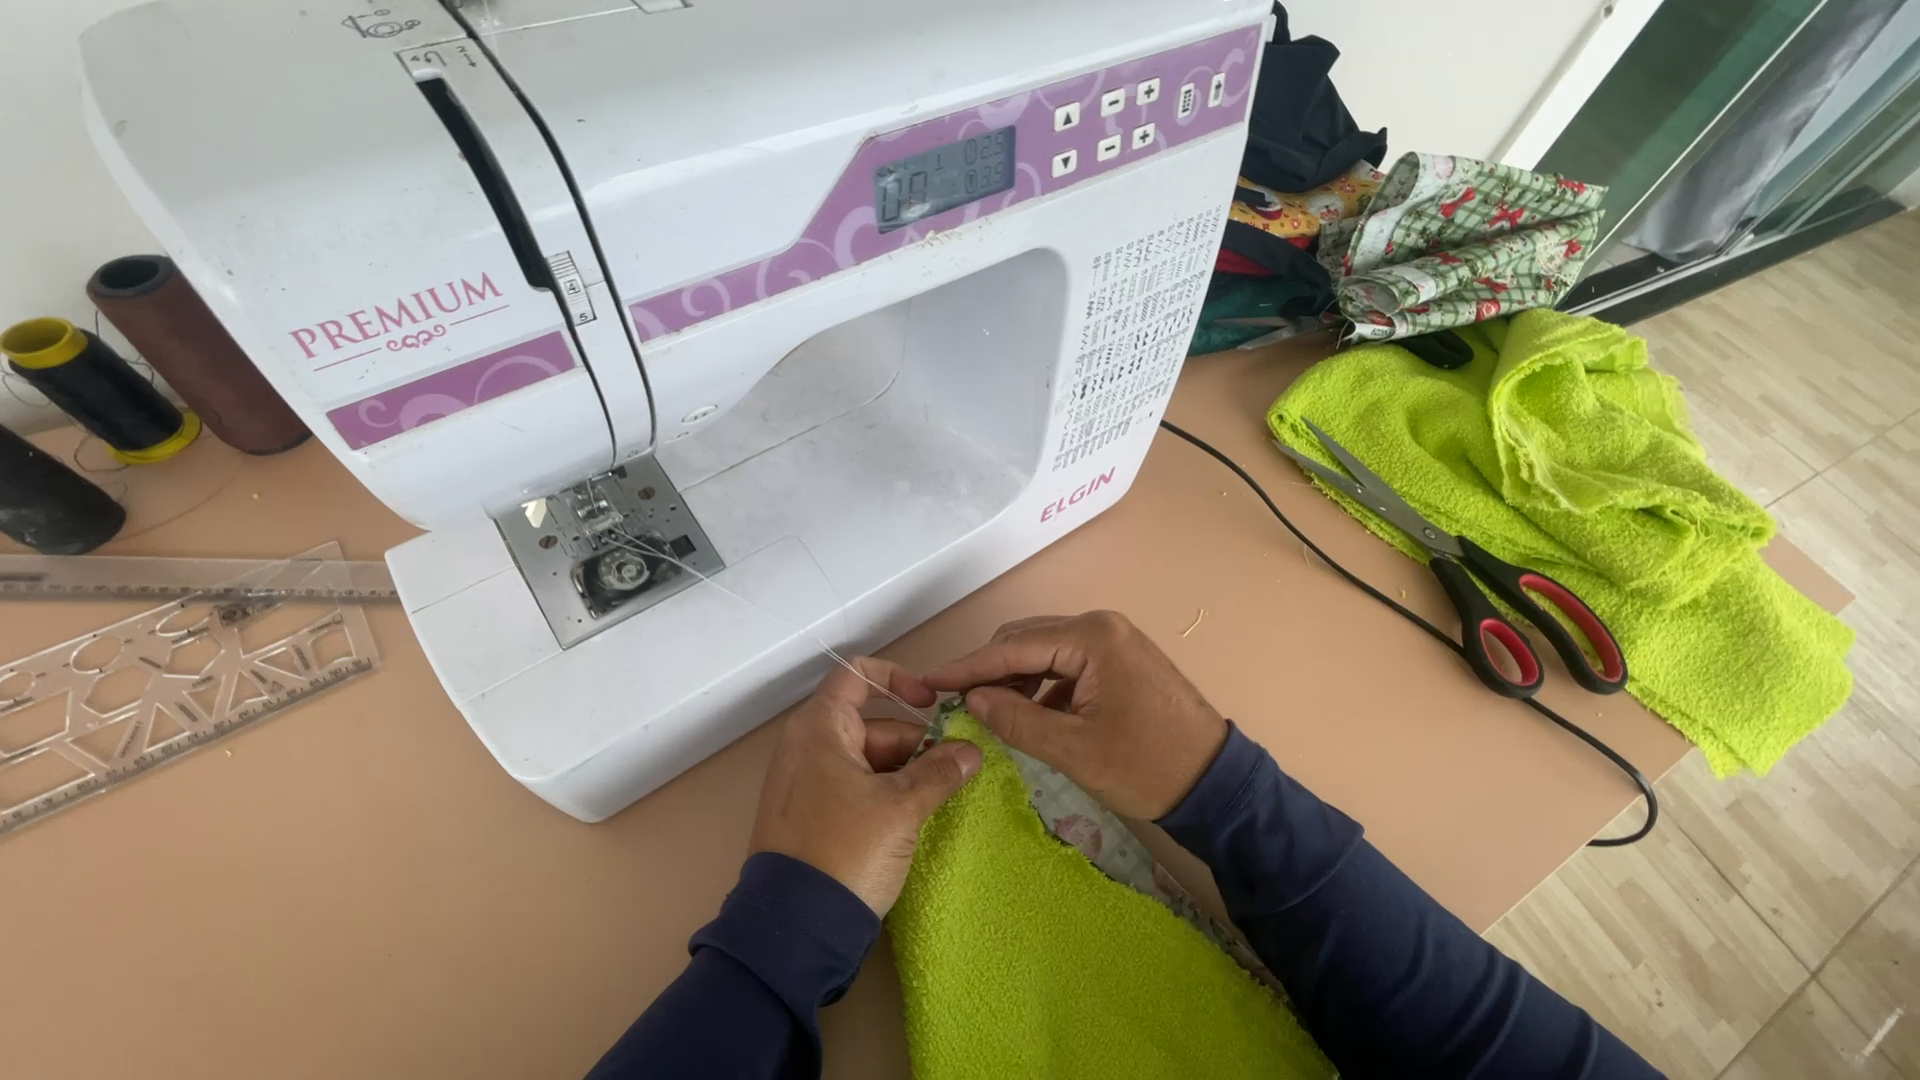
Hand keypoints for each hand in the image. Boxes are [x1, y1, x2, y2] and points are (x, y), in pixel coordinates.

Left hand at [748, 658, 982, 916]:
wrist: (795, 929)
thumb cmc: (846, 850)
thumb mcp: (901, 807)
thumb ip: (940, 772)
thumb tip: (971, 751)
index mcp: (820, 728)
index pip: (858, 675)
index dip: (898, 679)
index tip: (931, 705)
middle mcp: (808, 746)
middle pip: (873, 724)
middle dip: (917, 743)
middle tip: (955, 770)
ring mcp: (807, 783)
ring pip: (868, 759)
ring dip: (906, 773)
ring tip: (941, 797)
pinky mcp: (812, 817)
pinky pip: (855, 788)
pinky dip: (886, 793)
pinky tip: (915, 816)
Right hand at [924, 611, 1227, 819]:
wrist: (1217, 784)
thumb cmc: (1146, 767)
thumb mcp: (1073, 750)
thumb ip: (1015, 720)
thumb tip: (972, 700)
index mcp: (1091, 638)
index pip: (1012, 647)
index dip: (967, 667)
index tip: (929, 683)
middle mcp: (1100, 626)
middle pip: (1026, 641)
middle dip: (989, 671)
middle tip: (956, 704)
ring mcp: (1113, 641)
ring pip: (1044, 652)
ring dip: (1015, 680)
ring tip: (990, 714)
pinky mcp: (1119, 660)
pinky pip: (1066, 665)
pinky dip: (1042, 686)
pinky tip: (1029, 715)